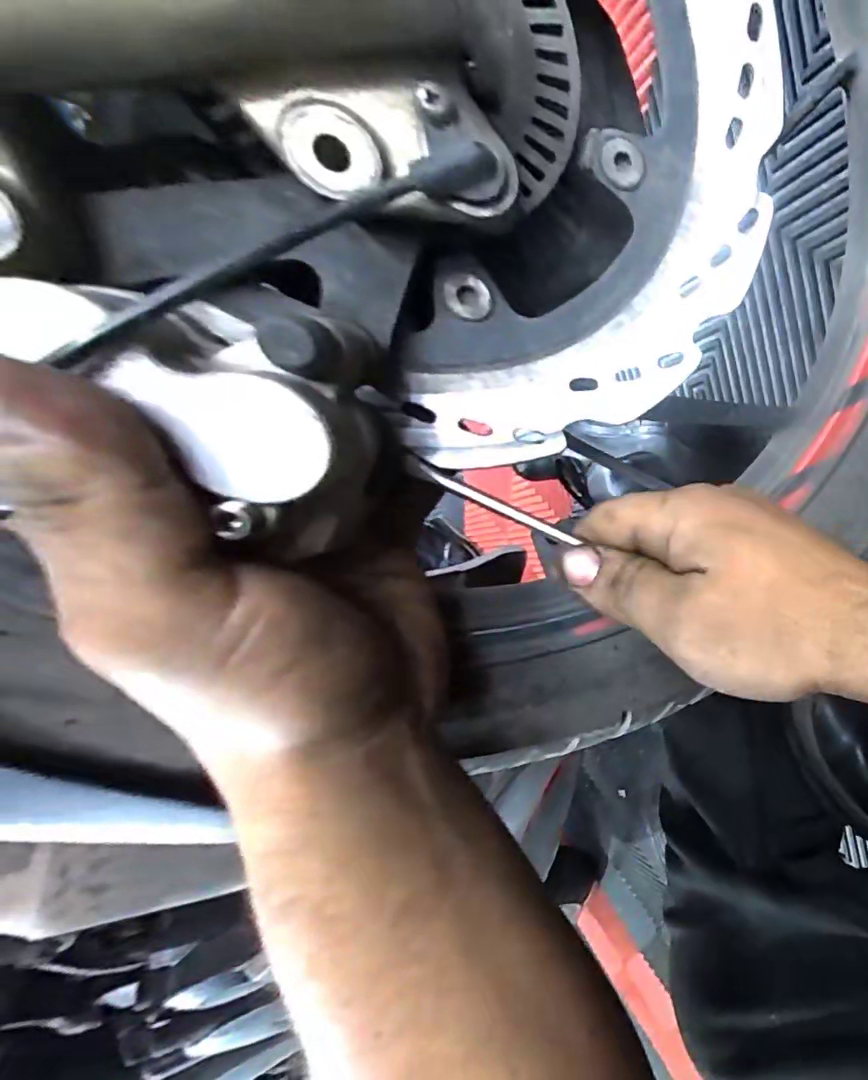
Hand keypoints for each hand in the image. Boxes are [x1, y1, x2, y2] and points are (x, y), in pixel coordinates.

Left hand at [0, 358, 444, 774]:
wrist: (377, 725)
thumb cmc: (260, 685)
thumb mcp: (163, 606)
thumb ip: (98, 509)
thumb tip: (10, 378)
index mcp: (112, 503)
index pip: (102, 394)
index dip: (143, 347)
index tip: (210, 320)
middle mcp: (199, 490)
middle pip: (224, 394)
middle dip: (273, 371)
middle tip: (326, 366)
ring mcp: (294, 499)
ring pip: (311, 418)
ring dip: (351, 403)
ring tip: (384, 399)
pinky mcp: (367, 513)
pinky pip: (383, 458)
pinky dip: (405, 440)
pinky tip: (421, 430)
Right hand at [560, 485, 867, 700]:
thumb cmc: (770, 630)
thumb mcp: (680, 617)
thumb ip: (623, 584)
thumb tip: (570, 556)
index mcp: (688, 508)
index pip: (608, 517)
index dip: (583, 557)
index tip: (586, 604)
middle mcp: (724, 501)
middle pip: (651, 530)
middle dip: (636, 575)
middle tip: (650, 627)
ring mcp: (761, 521)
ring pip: (691, 548)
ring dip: (677, 585)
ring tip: (693, 630)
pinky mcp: (786, 546)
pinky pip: (728, 559)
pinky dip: (714, 586)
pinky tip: (730, 619)